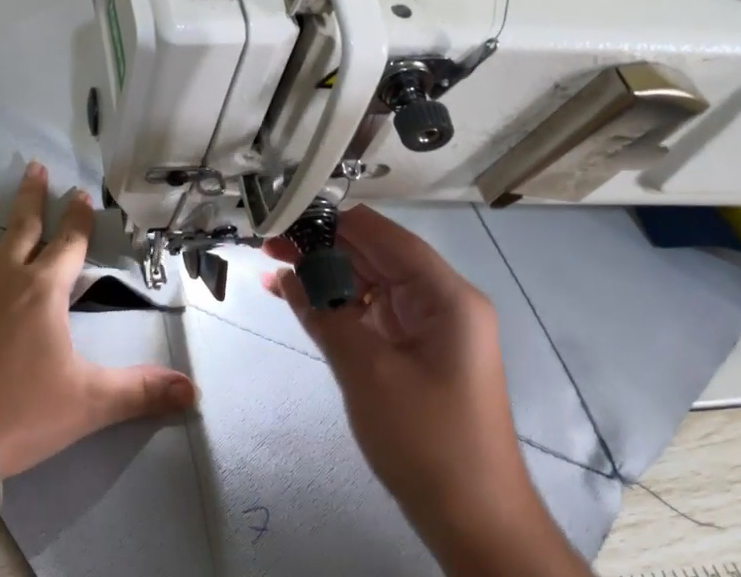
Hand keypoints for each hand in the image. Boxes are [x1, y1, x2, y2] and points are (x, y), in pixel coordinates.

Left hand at [0, 163, 195, 476]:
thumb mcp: (90, 403)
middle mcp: (2, 277)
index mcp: (43, 292)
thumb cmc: (20, 414)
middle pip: (22, 228)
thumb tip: (195, 391)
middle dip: (34, 197)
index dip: (78, 219)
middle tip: (37, 167)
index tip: (82, 193)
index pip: (69, 245)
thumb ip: (142, 391)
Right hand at [263, 207, 543, 541]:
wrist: (474, 521)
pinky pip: (371, 314)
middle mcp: (441, 302)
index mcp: (445, 295)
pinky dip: (337, 306)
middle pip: (375, 255)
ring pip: (370, 283)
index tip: (282, 219)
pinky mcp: (416, 353)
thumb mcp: (367, 370)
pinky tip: (298, 301)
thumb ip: (325, 314)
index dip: (331, 221)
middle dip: (322, 247)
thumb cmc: (427, 440)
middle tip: (267, 245)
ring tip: (271, 268)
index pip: (382, 234)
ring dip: (325, 275)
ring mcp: (429, 328)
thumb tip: (287, 275)